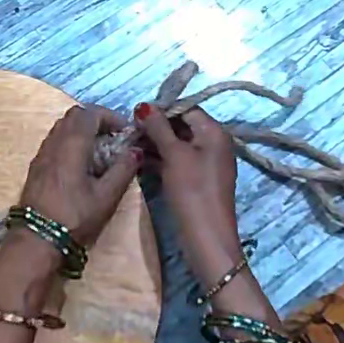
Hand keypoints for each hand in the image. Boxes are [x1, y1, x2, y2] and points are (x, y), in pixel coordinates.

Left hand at [0, 105, 140, 311]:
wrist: (37, 237)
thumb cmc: (75, 216)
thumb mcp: (106, 196)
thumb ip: (122, 170)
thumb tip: (136, 151)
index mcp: (72, 143)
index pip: (90, 113)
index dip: (110, 116)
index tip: (125, 131)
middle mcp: (54, 140)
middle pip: (75, 115)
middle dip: (96, 120)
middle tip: (114, 137)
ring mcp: (42, 151)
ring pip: (63, 127)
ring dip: (82, 130)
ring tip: (101, 150)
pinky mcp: (37, 164)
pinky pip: (55, 140)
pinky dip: (71, 141)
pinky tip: (82, 163)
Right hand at [135, 104, 249, 293]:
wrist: (206, 238)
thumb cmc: (192, 190)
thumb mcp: (173, 154)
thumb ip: (158, 126)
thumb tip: (143, 104)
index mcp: (214, 132)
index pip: (185, 108)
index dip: (160, 109)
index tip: (134, 115)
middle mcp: (213, 143)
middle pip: (180, 124)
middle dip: (155, 126)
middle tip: (129, 130)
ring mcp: (205, 162)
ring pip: (176, 142)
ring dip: (154, 142)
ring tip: (129, 144)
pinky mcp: (197, 178)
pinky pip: (176, 159)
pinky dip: (159, 157)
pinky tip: (138, 159)